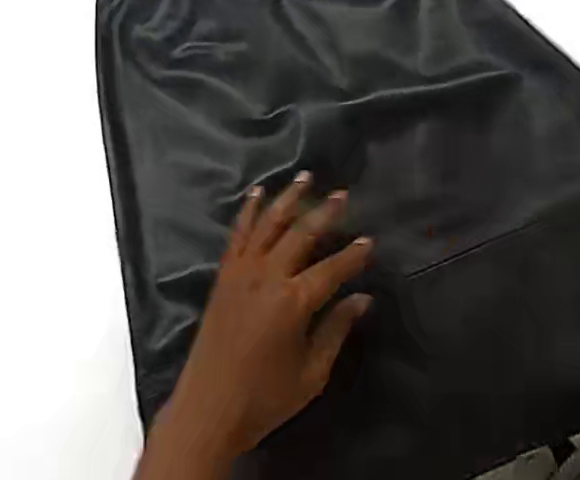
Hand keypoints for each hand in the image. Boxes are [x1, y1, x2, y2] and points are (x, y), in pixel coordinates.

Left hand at [135, 174, 373, 479]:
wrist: (209, 404)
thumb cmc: (265, 397)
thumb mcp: (311, 373)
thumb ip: (336, 330)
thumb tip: (362, 299)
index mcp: (293, 302)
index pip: (332, 269)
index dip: (353, 255)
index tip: (370, 240)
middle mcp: (268, 275)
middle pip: (301, 234)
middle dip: (324, 212)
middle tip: (342, 194)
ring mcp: (242, 269)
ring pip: (269, 222)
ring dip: (288, 197)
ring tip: (305, 176)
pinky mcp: (225, 272)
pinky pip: (239, 232)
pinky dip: (250, 209)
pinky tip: (258, 193)